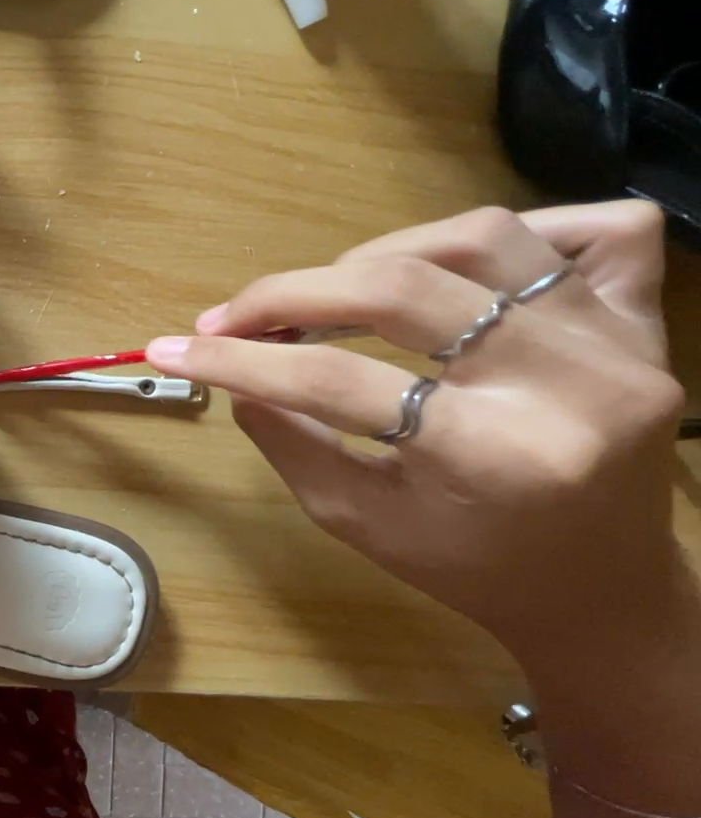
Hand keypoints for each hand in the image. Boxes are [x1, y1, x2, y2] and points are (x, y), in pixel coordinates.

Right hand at [145, 202, 686, 666]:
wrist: (599, 586)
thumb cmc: (465, 566)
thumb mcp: (352, 517)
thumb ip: (287, 436)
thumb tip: (232, 370)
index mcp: (494, 456)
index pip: (335, 380)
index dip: (238, 359)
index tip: (171, 348)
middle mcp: (572, 385)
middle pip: (402, 291)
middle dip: (291, 293)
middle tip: (230, 316)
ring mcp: (621, 342)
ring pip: (482, 241)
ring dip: (377, 254)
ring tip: (325, 291)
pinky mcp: (645, 320)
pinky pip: (598, 232)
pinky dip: (512, 232)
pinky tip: (448, 268)